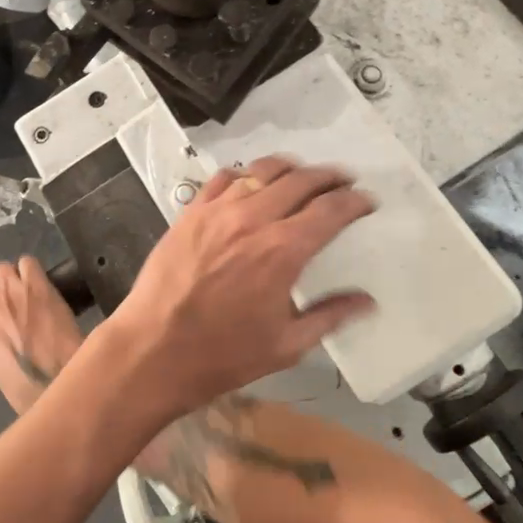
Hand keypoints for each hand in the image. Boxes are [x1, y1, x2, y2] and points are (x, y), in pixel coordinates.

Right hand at [0, 256, 86, 414]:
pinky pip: (27, 262)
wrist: (62, 376)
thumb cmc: (26, 387)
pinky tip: (37, 284)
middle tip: (2, 298)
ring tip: (21, 291)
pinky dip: (30, 270)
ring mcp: (13, 288)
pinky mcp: (38, 282)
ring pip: (1, 266)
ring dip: (9, 276)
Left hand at [106, 157, 376, 418]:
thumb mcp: (286, 345)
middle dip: (328, 177)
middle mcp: (252, 219)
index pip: (329, 211)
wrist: (155, 348)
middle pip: (299, 181)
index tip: (367, 201)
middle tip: (343, 181)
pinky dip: (245, 174)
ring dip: (289, 168)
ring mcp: (217, 210)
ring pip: (260, 171)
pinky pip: (223, 178)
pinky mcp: (191, 211)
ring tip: (303, 174)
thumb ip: (330, 316)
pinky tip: (251, 183)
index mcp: (283, 251)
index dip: (353, 202)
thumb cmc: (224, 354)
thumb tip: (367, 302)